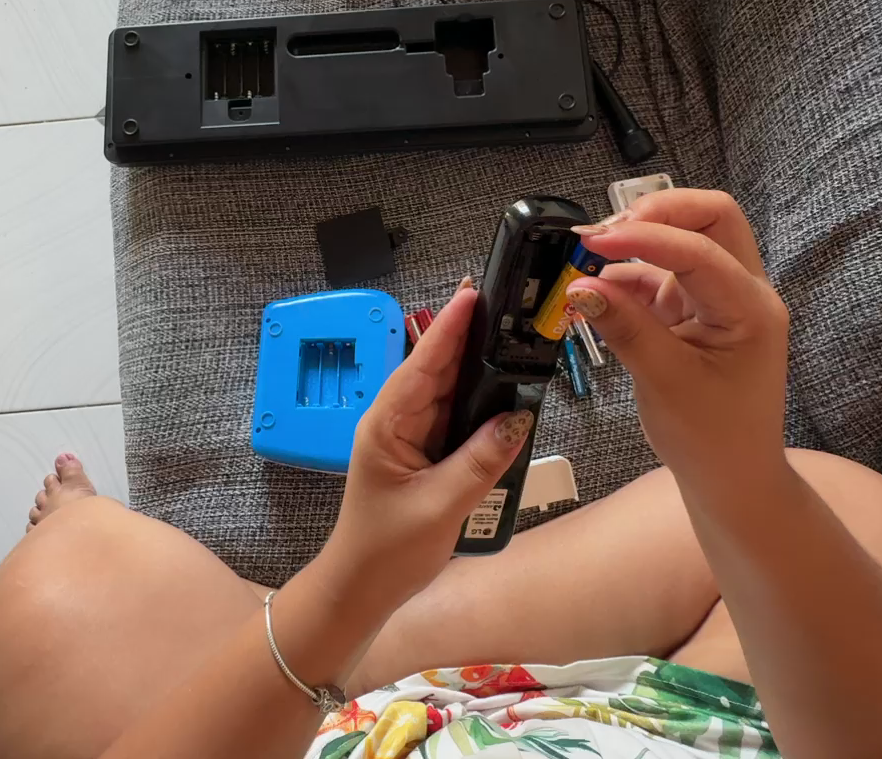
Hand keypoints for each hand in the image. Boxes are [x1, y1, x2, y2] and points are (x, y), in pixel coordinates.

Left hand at [320, 281, 530, 612]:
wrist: (362, 588)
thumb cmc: (388, 549)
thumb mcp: (438, 506)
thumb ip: (479, 462)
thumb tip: (519, 418)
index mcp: (388, 423)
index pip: (421, 365)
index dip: (448, 328)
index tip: (472, 293)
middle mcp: (397, 419)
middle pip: (436, 369)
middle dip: (466, 335)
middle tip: (502, 303)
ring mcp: (411, 435)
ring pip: (447, 391)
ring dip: (475, 365)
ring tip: (508, 333)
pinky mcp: (425, 452)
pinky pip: (454, 417)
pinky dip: (477, 400)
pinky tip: (502, 386)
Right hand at [564, 189, 789, 482]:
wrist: (730, 476)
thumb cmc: (710, 436)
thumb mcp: (663, 380)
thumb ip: (624, 326)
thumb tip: (579, 286)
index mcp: (750, 308)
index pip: (700, 250)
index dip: (645, 237)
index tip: (594, 241)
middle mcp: (740, 292)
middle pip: (712, 219)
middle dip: (659, 212)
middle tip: (608, 229)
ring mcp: (715, 298)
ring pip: (685, 240)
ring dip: (639, 239)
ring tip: (591, 255)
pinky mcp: (691, 310)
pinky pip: (658, 274)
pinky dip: (626, 273)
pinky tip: (596, 288)